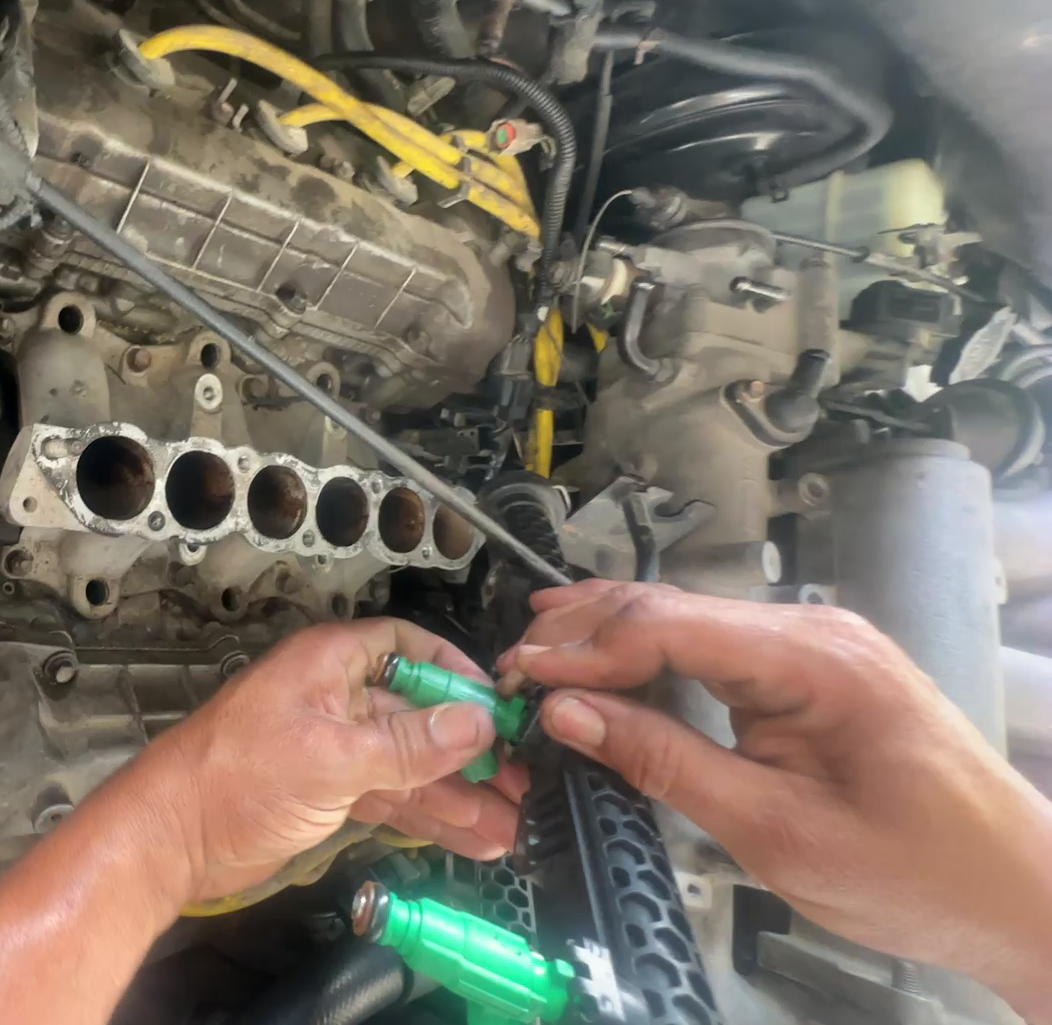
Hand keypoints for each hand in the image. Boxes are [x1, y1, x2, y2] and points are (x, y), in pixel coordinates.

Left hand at [103, 617, 523, 905]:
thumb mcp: (332, 756)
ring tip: (513, 824)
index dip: (451, 669)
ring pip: (406, 759)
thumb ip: (406, 743)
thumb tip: (476, 723)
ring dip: (455, 790)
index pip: (402, 646)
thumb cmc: (239, 775)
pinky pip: (388, 793)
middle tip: (522, 782)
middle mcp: (332, 696)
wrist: (176, 832)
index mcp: (326, 663)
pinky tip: (471, 838)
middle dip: (466, 745)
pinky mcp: (327, 788)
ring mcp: (330, 744)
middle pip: (412, 709)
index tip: (496, 705)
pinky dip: (424, 814)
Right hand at [498, 580, 1051, 1017]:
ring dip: (594, 631)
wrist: (1030, 903)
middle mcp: (804, 629)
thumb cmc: (917, 876)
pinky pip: (692, 635)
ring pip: (668, 612)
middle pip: (659, 607)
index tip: (520, 676)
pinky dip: (630, 642)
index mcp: (814, 660)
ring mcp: (800, 639)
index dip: (583, 649)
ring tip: (531, 648)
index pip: (666, 626)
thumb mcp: (776, 832)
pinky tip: (587, 637)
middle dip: (577, 635)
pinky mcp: (791, 661)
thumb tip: (561, 713)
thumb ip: (661, 761)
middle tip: (512, 670)